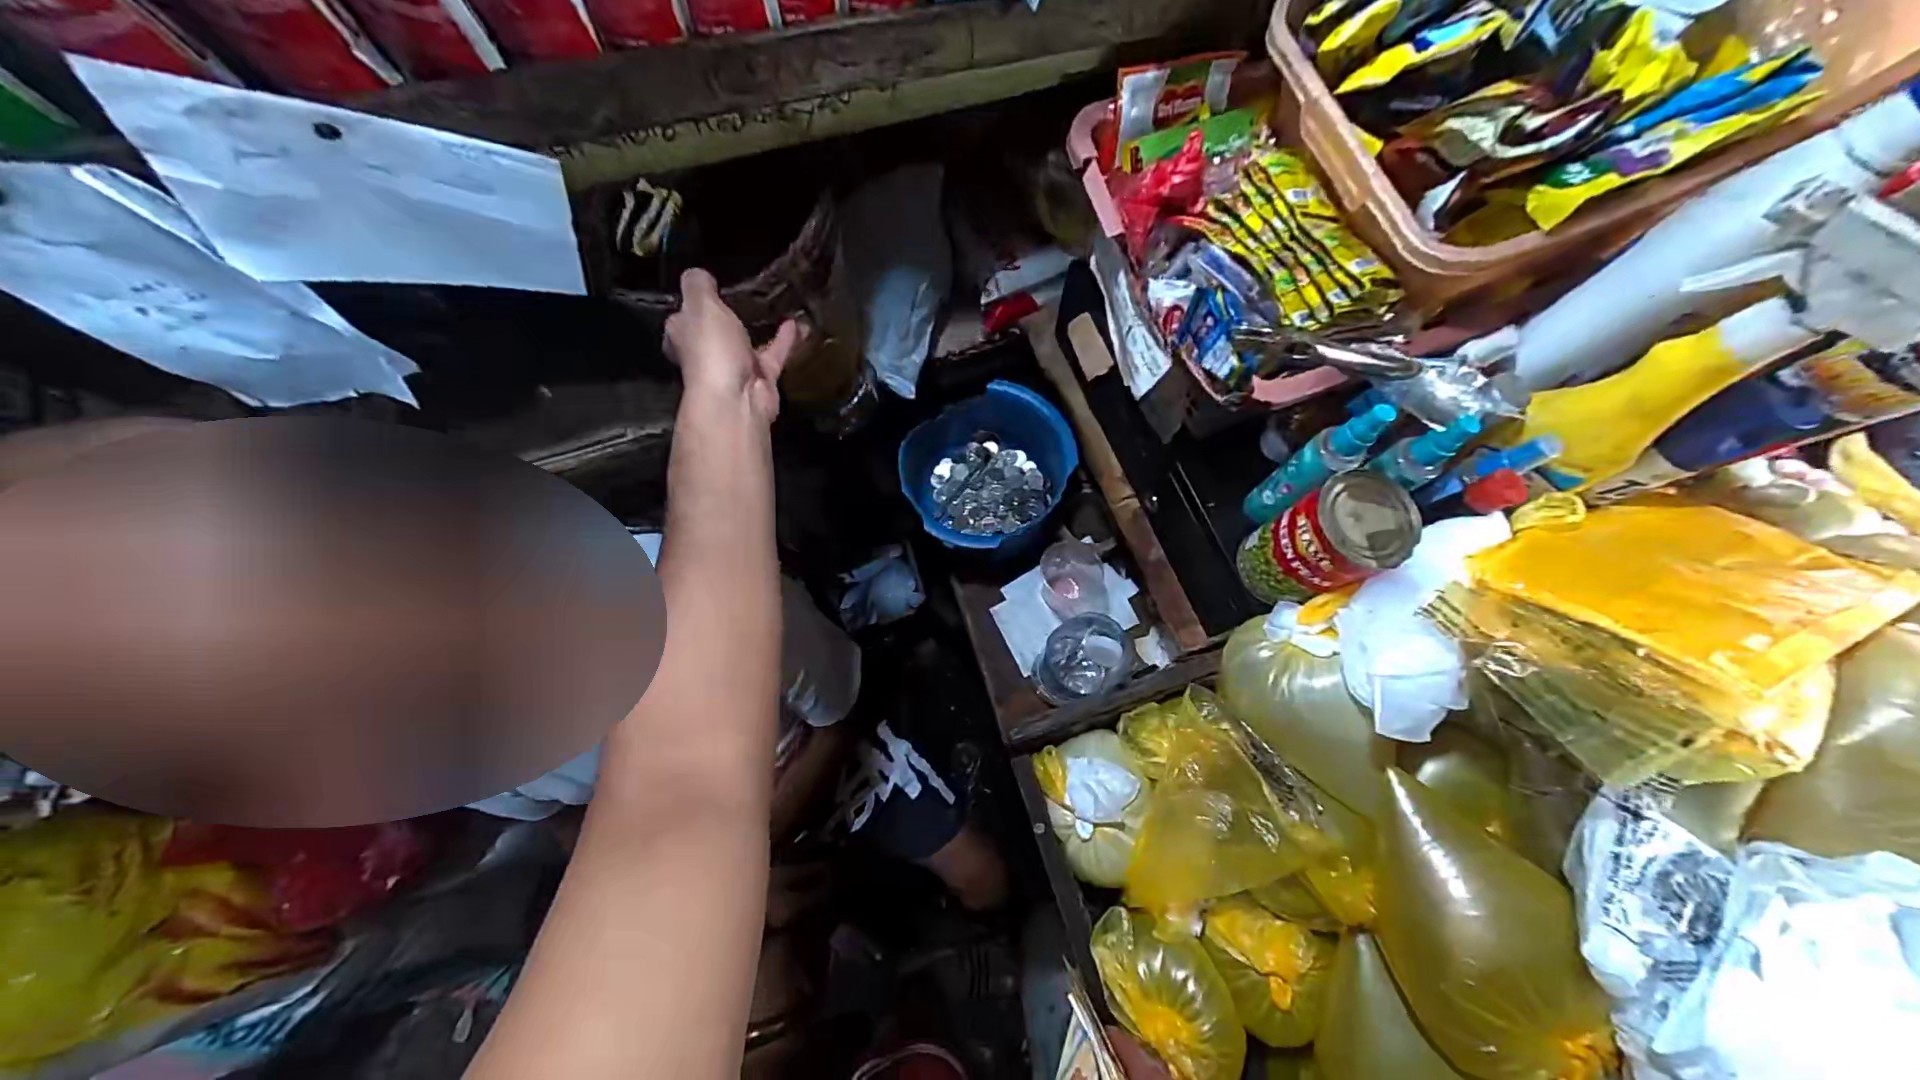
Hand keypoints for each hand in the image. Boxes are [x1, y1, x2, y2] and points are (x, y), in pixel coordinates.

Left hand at [663, 268, 798, 423]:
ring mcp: (735, 367)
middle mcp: (706, 353)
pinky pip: (774, 353)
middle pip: (716, 331)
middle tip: (746, 293)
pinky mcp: (761, 378)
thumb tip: (700, 275)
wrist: (737, 397)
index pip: (683, 317)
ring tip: (779, 305)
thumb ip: (698, 284)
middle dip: (728, 316)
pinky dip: (785, 339)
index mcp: (683, 335)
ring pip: (749, 341)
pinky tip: (798, 323)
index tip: (709, 286)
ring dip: (763, 325)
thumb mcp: (700, 304)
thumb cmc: (711, 348)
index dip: (693, 303)